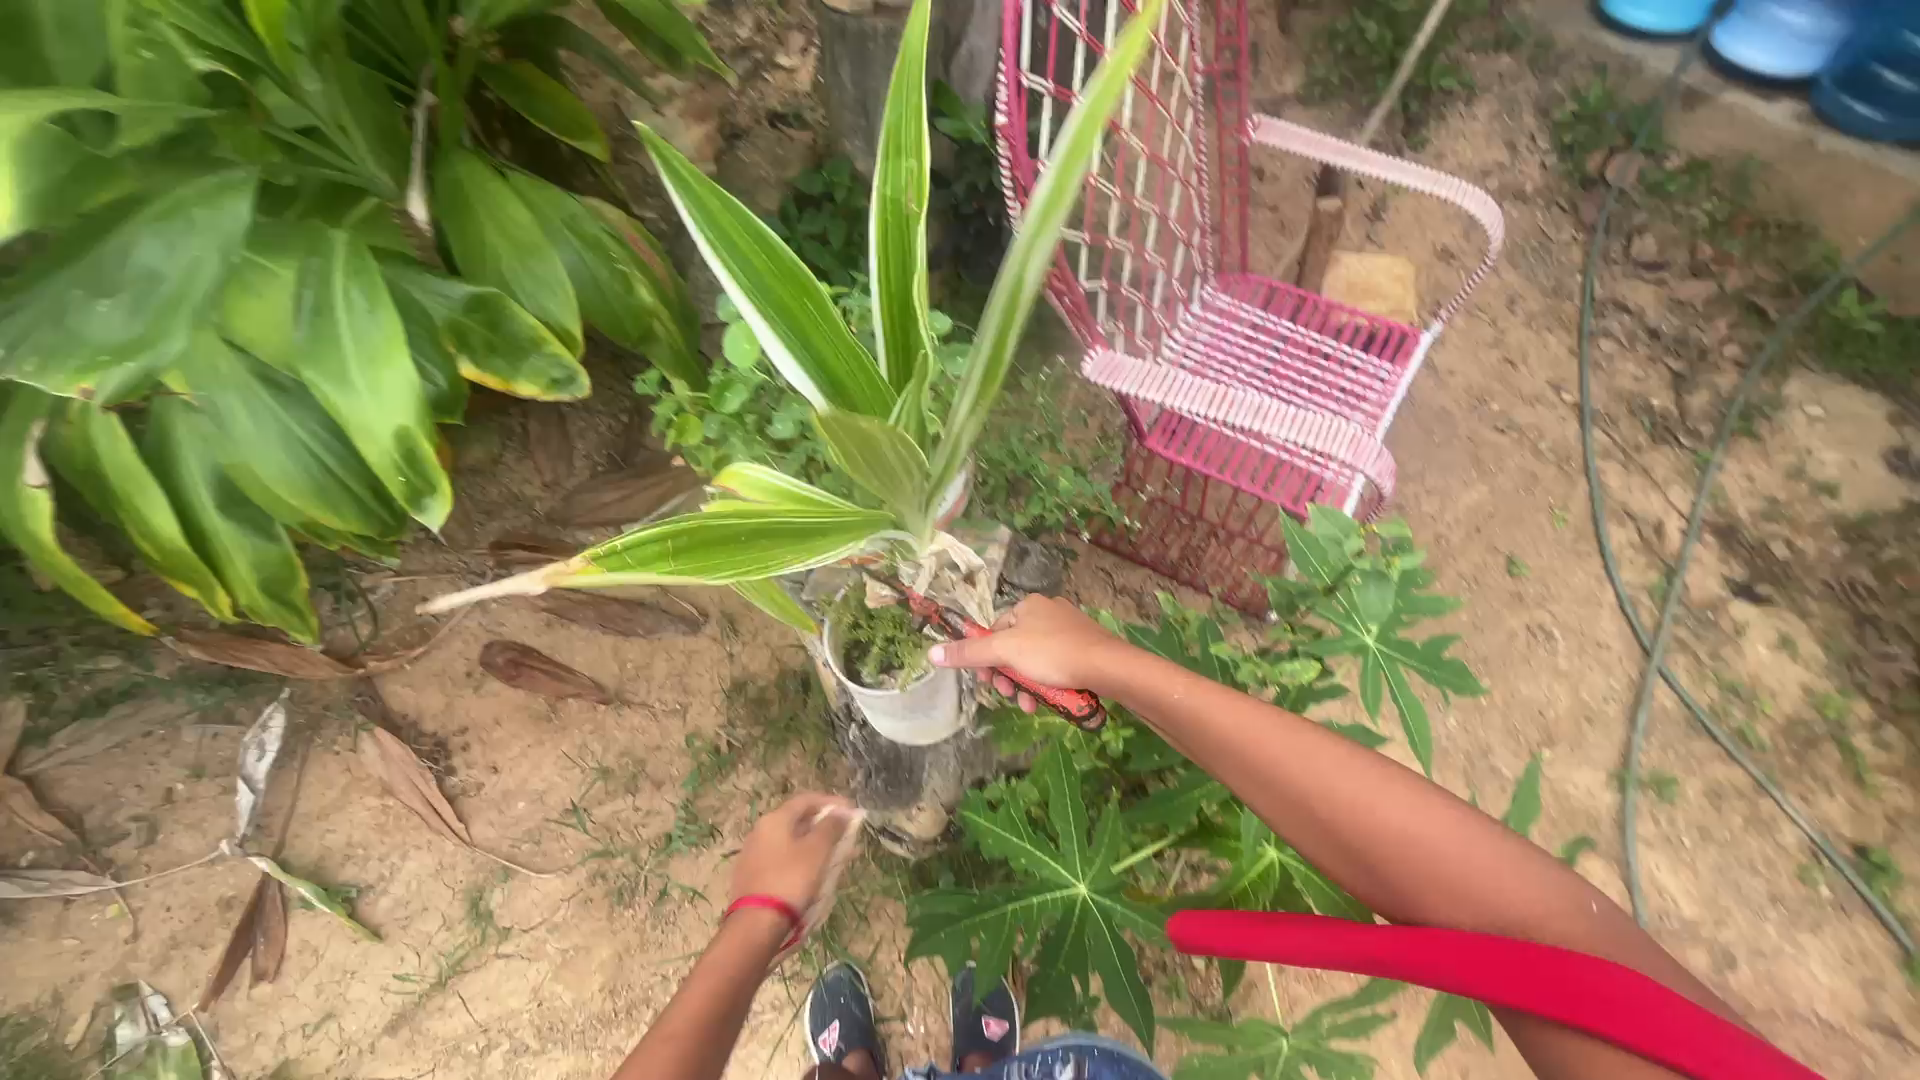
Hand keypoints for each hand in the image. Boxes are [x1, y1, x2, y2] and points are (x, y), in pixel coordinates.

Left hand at [730, 793, 856, 911]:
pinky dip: (802, 861)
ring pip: (792, 842)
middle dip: (825, 826)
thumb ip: (831, 826)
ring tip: (837, 858)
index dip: (832, 803)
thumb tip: (841, 811)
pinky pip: (783, 860)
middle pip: (798, 821)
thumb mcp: (817, 850)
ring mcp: (754, 855)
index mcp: (774, 820)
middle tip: (847, 836)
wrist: (755, 925)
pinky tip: (815, 874)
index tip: (852, 812)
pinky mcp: (752, 877)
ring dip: (816, 846)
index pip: (807, 800)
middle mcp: (760, 832)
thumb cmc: (790, 880)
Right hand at [926, 594, 1128, 710]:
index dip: (987, 658)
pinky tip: (1048, 702)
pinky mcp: (1085, 648)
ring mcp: (1070, 629)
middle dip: (1008, 676)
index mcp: (1028, 605)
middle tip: (1008, 695)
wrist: (1107, 666)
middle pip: (1014, 648)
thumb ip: (969, 653)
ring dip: (1026, 685)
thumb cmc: (1052, 653)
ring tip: (1029, 705)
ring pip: (1035, 661)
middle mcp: (1048, 611)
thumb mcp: (1005, 653)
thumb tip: (931, 653)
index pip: (995, 631)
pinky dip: (1048, 684)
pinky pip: (1057, 666)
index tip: (988, 682)